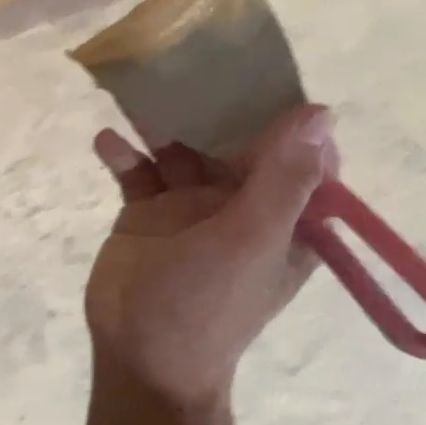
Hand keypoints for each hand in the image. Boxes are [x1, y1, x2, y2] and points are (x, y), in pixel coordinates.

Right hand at [85, 106, 335, 405]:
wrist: (141, 351)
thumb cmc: (205, 303)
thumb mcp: (250, 240)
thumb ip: (281, 180)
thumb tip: (317, 114)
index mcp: (288, 216)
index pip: (300, 154)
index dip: (287, 118)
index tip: (260, 78)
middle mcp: (242, 207)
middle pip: (235, 146)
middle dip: (217, 113)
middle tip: (188, 74)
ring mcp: (189, 210)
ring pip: (182, 154)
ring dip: (166, 129)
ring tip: (142, 98)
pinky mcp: (143, 216)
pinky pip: (137, 174)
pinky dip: (124, 155)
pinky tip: (107, 140)